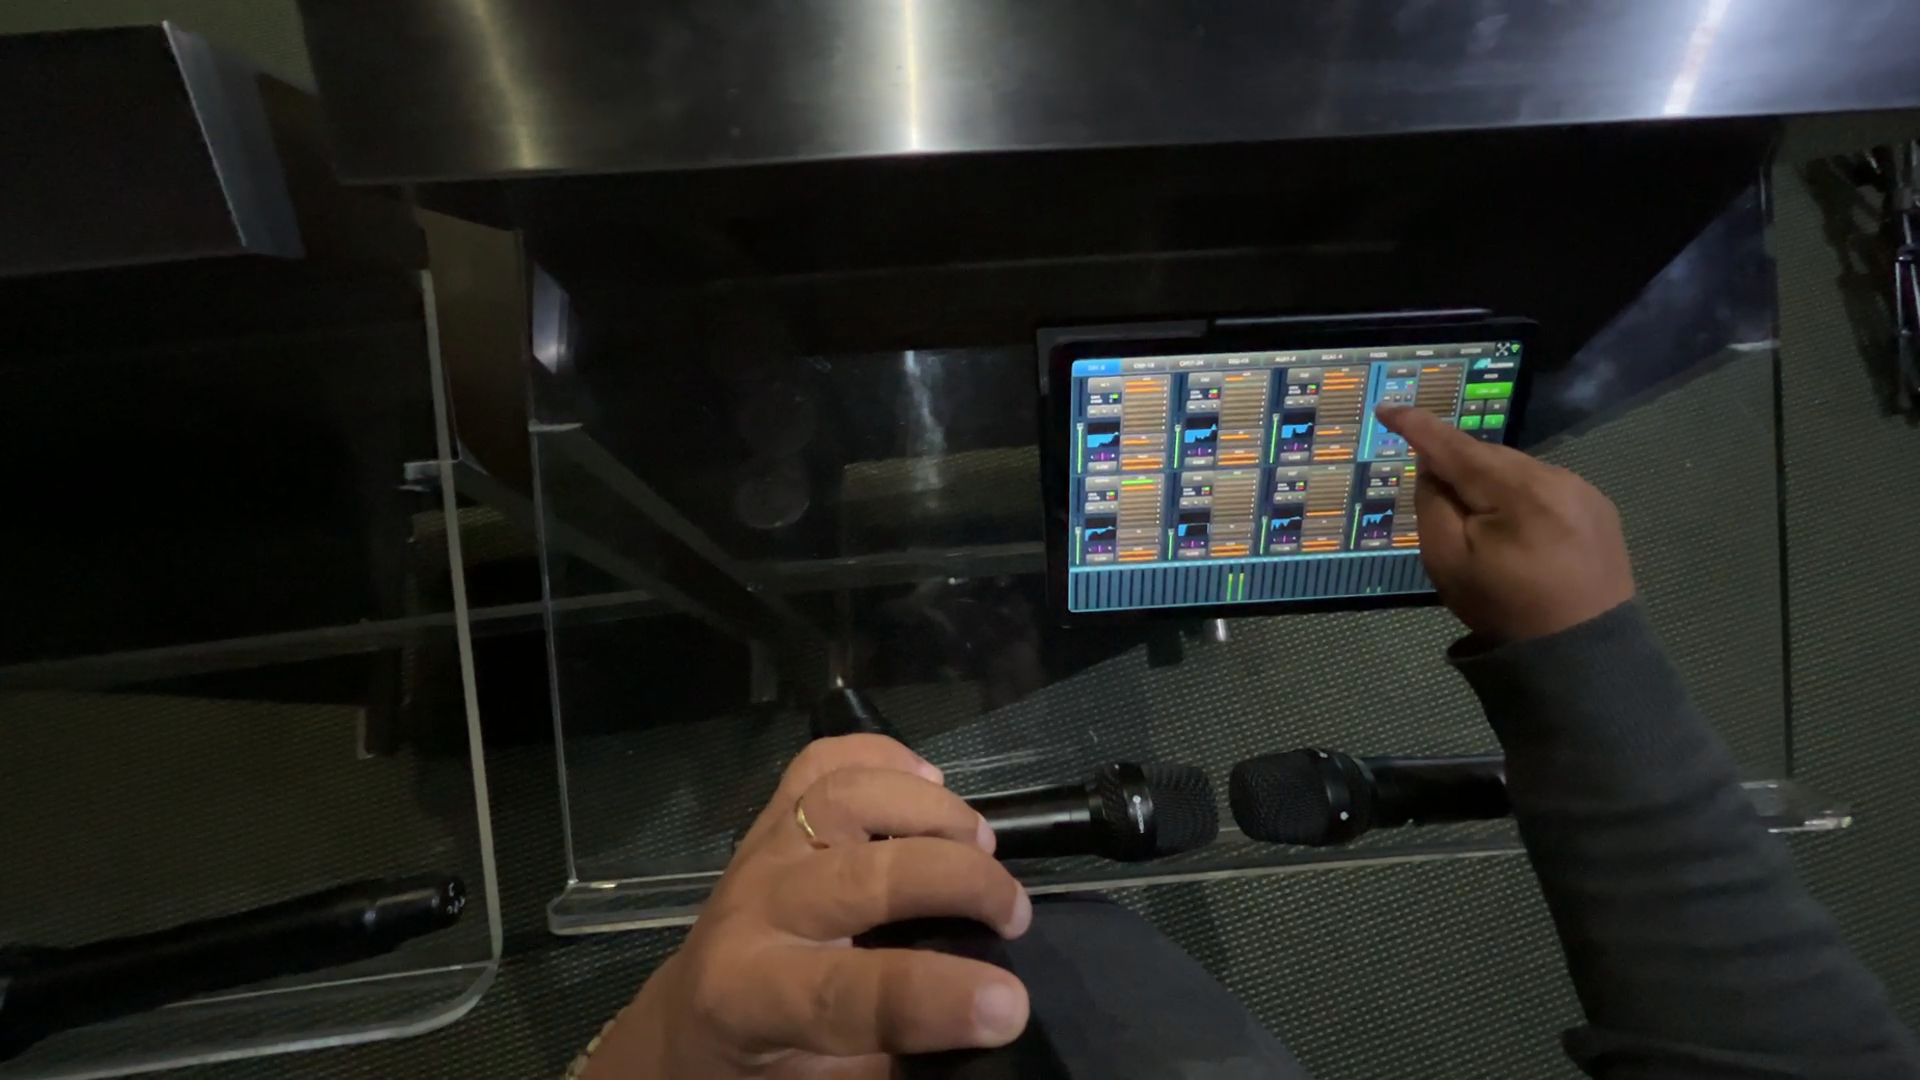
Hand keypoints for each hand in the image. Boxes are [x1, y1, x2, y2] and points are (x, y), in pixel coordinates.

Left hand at [585, 735, 1032, 1079]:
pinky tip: (928, 778)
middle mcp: (755, 906)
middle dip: (954, 883)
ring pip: (844, 796)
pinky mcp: (774, 812)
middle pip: (859, 876)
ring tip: (981, 839)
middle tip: (1014, 910)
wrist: (688, 1017)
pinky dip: (882, 754)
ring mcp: (764, 846)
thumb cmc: (761, 1064)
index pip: (853, 993)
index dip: (939, 996)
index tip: (1012, 1002)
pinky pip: (823, 759)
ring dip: (928, 811)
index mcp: (752, 996)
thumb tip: (989, 1006)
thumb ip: (897, 1049)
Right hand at [1374, 404, 1636, 642]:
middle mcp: (1556, 478)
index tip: (1386, 407)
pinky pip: (1540, 486)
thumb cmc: (1502, 605)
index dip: (1416, 426)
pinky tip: (1509, 527)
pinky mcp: (1597, 508)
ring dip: (1484, 482)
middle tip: (1433, 499)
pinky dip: (1513, 495)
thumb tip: (1432, 467)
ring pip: (1513, 470)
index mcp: (1517, 491)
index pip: (1454, 446)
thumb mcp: (1446, 559)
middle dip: (1453, 466)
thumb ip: (1432, 504)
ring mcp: (1583, 491)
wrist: (1581, 649)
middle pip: (1486, 456)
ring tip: (1474, 522)